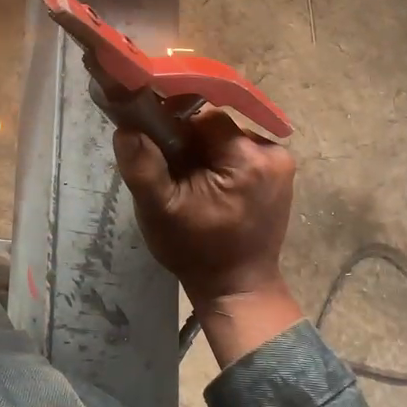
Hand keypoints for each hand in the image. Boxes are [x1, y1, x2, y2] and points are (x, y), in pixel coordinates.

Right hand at [114, 109, 303, 365]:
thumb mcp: (159, 210)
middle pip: (214, 126)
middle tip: (171, 171)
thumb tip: (126, 128)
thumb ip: (142, 166)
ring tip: (188, 182)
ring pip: (224, 137)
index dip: (173, 127)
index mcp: (248, 158)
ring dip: (201, 151)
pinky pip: (236, 151)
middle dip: (188, 142)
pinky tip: (206, 186)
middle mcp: (273, 153)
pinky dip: (217, 161)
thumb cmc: (197, 250)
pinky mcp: (277, 176)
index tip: (157, 148)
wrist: (237, 289)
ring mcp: (280, 165)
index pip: (202, 116)